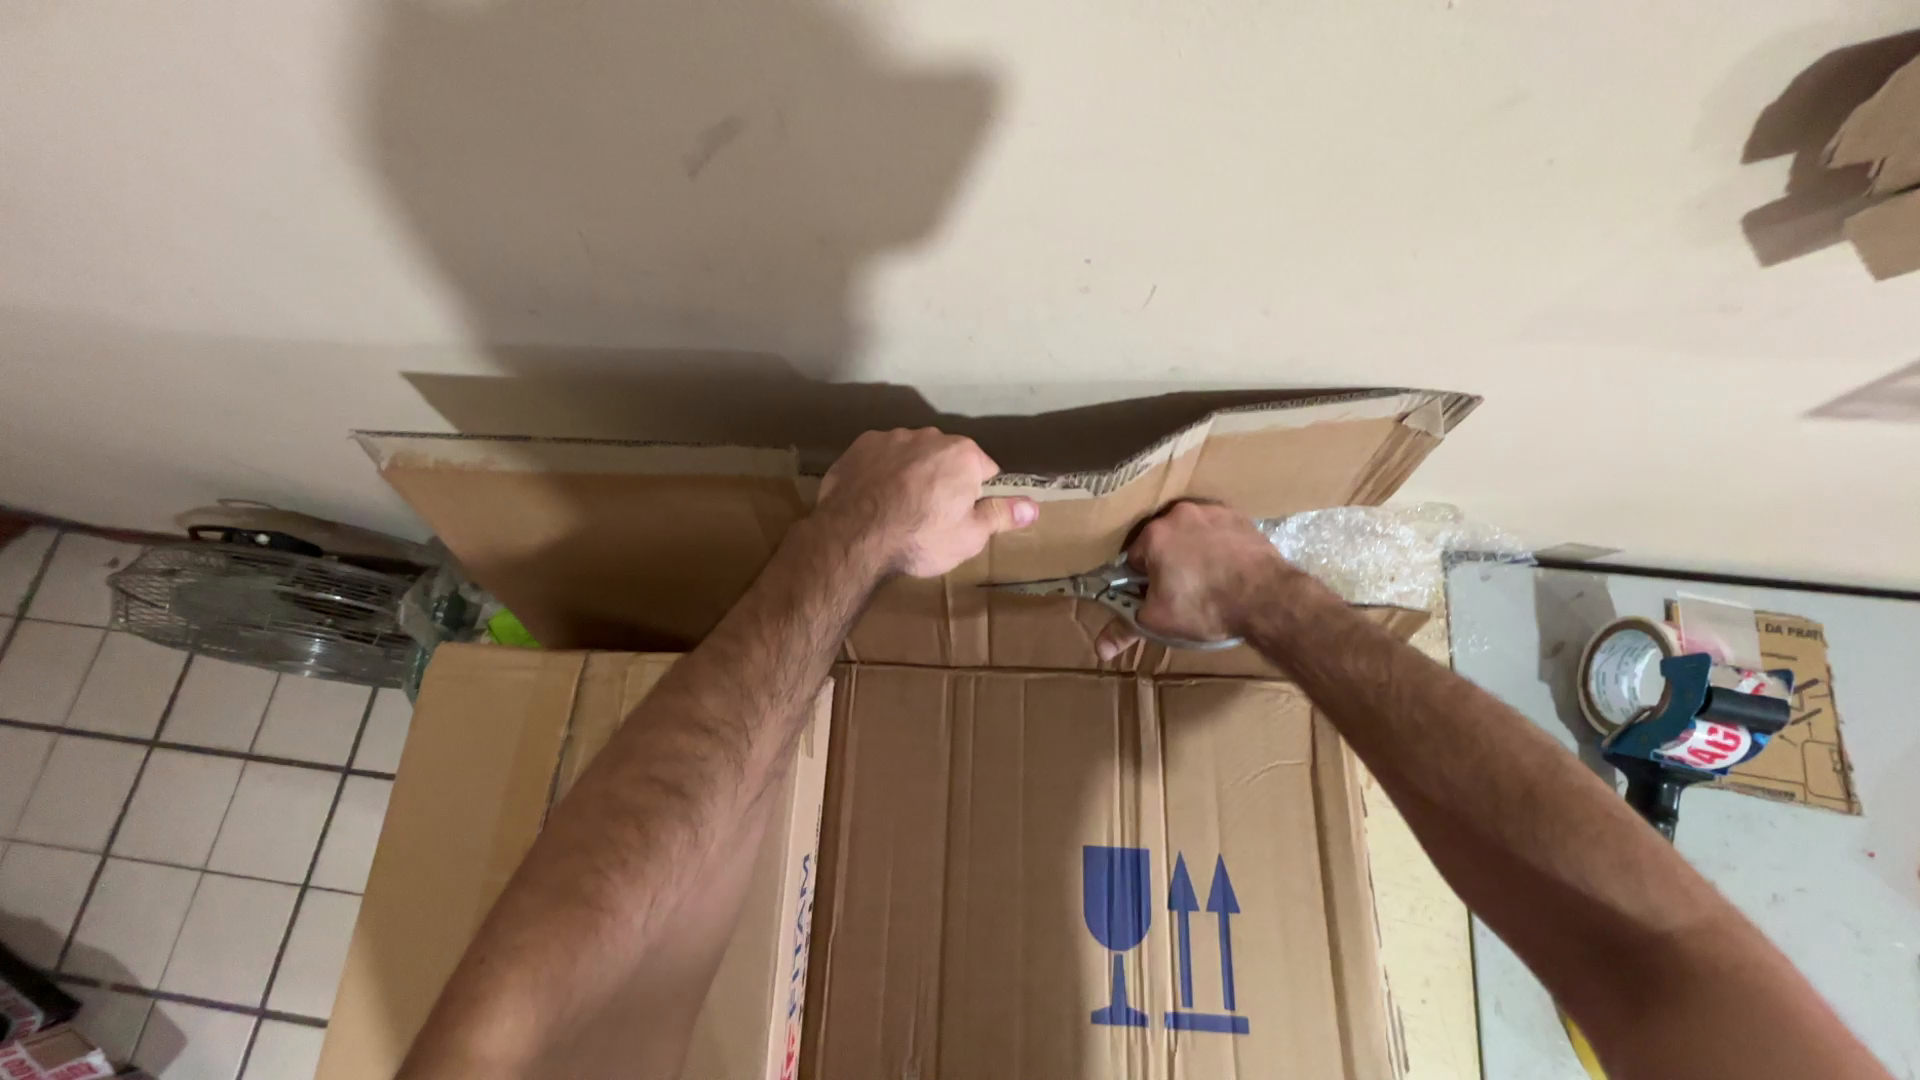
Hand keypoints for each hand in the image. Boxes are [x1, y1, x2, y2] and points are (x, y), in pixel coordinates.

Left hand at [815, 428, 1038, 576]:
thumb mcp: (970, 535)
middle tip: (930, 516)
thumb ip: (1001, 515)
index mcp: (964, 454)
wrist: (854, 536)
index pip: (984, 470)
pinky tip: (874, 499)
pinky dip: (881, 473)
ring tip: (898, 509)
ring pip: (912, 455)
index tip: (961, 516)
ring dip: (911, 474)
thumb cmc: (920, 538)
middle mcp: (930, 436)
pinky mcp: (860, 446)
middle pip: (947, 458)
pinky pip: (880, 457)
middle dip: (943, 480)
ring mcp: (892, 438)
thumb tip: (1034, 507)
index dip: (976, 495)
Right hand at [1095, 500, 1288, 659]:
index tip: (1156, 597)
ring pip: (1190, 534)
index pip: (1133, 560)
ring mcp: (1211, 512)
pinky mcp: (1239, 516)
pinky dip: (1217, 545)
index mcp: (1152, 536)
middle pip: (1161, 543)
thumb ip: (1124, 629)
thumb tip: (1100, 649)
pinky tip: (1226, 569)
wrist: (1268, 598)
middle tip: (1182, 592)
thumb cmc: (1207, 606)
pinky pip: (1217, 530)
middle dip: (1167, 565)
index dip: (1141, 583)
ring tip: (1206, 581)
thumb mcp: (1158, 622)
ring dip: (1192, 552)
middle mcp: (1178, 514)